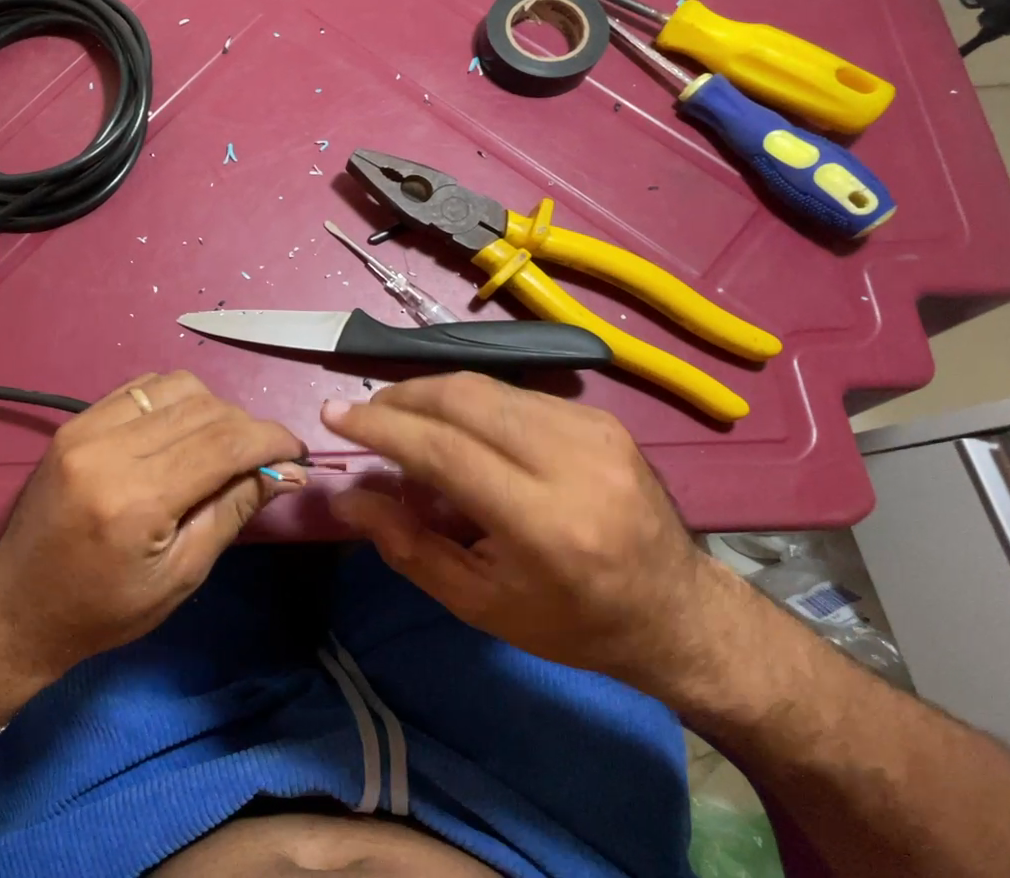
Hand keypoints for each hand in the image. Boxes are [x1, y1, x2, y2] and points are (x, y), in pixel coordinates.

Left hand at [0, 371, 306, 681]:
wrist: (19, 608)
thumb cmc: (104, 610)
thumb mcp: (181, 575)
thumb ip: (233, 511)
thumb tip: (286, 471)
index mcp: (136, 498)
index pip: (224, 441)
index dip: (271, 439)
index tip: (296, 453)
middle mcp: (107, 449)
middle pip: (203, 407)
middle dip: (246, 426)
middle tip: (262, 460)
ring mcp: (83, 429)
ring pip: (173, 387)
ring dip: (211, 409)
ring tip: (220, 448)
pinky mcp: (72, 424)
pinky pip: (139, 389)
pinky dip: (173, 402)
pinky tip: (181, 434)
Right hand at [319, 373, 719, 686]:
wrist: (676, 613)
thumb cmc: (569, 623)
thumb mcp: (477, 602)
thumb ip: (406, 545)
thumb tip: (346, 495)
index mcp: (545, 524)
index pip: (444, 449)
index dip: (380, 427)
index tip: (333, 414)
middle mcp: (575, 463)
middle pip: (464, 399)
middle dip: (400, 398)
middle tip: (363, 416)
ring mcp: (595, 432)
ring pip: (486, 386)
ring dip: (430, 396)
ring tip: (401, 424)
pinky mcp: (601, 418)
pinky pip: (513, 394)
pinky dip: (469, 403)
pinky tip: (453, 430)